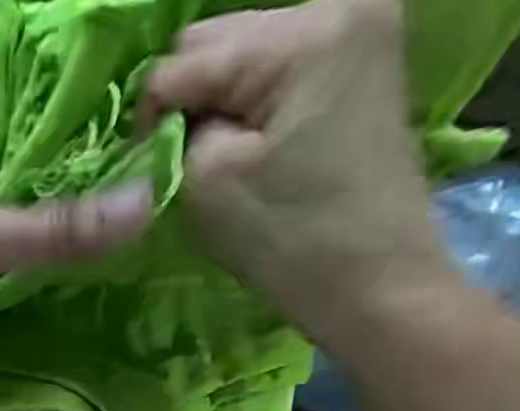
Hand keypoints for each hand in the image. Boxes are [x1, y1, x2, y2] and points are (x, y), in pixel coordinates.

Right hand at [141, 0, 457, 334]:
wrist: (370, 274)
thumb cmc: (284, 232)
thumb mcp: (204, 178)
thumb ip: (171, 129)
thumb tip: (162, 116)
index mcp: (301, 35)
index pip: (177, 64)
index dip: (149, 119)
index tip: (154, 169)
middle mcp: (338, 6)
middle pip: (210, 41)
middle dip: (184, 99)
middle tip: (184, 156)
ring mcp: (355, 27)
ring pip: (237, 50)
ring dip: (213, 99)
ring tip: (219, 149)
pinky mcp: (356, 59)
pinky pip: (270, 65)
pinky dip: (244, 100)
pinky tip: (248, 138)